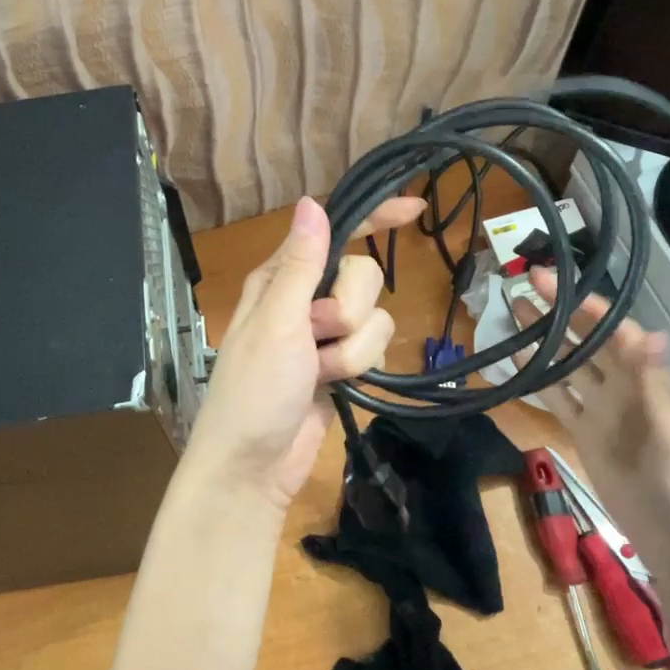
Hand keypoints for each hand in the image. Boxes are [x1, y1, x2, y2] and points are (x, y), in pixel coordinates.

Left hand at [185, 195, 425, 508]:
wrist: (253, 468)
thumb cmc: (254, 391)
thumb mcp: (275, 322)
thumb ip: (300, 264)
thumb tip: (312, 202)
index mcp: (279, 278)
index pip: (332, 234)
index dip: (372, 218)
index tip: (415, 209)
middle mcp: (303, 298)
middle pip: (362, 276)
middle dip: (350, 309)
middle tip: (317, 334)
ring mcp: (323, 334)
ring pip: (374, 316)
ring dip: (352, 349)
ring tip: (319, 371)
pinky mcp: (340, 364)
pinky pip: (373, 347)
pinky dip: (357, 367)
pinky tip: (330, 385)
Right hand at [514, 267, 669, 556]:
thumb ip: (654, 385)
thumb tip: (649, 333)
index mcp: (654, 381)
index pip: (618, 333)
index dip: (589, 308)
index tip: (558, 285)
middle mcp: (626, 387)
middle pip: (589, 341)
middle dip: (562, 312)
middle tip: (527, 281)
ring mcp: (603, 410)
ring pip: (570, 364)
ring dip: (546, 338)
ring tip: (515, 308)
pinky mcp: (584, 434)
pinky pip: (559, 399)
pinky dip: (539, 377)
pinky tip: (517, 357)